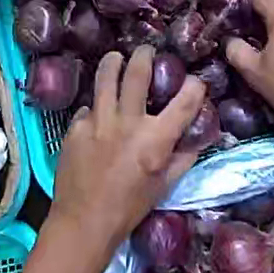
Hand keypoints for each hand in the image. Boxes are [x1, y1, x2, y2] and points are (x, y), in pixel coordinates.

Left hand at [49, 47, 203, 252]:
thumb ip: (183, 158)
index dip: (194, 87)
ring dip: (113, 63)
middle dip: (144, 56)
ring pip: (105, 78)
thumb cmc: (129, 207)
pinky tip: (97, 111)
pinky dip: (95, 107)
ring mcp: (98, 122)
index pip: (184, 102)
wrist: (84, 221)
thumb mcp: (164, 185)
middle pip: (137, 74)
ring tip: (116, 57)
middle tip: (146, 51)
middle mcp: (128, 123)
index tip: (195, 81)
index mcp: (155, 140)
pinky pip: (88, 107)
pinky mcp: (76, 127)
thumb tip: (197, 137)